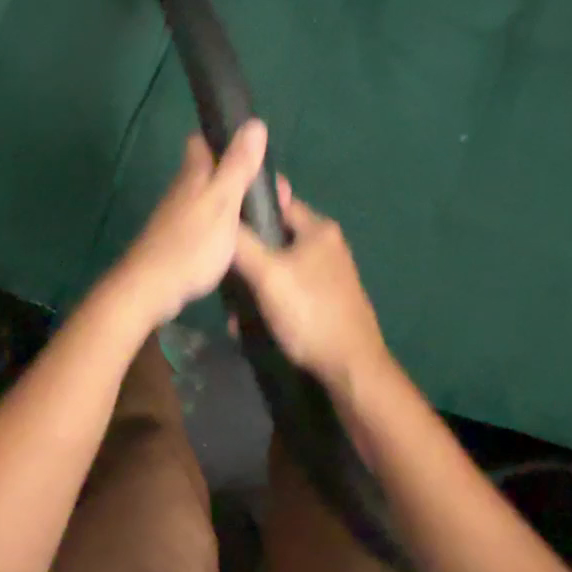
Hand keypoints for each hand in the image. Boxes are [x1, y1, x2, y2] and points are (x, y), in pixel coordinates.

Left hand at [105, 120, 268, 326]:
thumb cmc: (192, 243)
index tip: (252, 149)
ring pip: (209, 198)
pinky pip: (206, 222)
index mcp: (192, 175)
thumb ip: (238, 166)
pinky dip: (225, 224)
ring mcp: (177, 217)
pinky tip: (240, 239)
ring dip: (234, 202)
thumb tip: (254, 123)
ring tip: (263, 216)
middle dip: (238, 175)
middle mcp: (182, 190)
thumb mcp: (223, 201)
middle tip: (272, 193)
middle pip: (209, 171)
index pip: (201, 141)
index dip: (224, 138)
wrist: (152, 287)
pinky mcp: (178, 241)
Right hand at [232, 182, 389, 390]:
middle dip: (246, 258)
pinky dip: (269, 301)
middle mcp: (327, 245)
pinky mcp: (326, 299)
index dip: (246, 210)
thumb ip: (241, 243)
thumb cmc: (309, 312)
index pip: (275, 202)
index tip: (219, 225)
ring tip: (234, 311)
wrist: (351, 368)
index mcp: (319, 229)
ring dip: (253, 286)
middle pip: (273, 238)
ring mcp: (328, 274)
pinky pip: (288, 289)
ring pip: (277, 267)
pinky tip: (251, 324)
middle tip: (222, 275)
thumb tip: (221, 218)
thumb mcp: (267, 274)